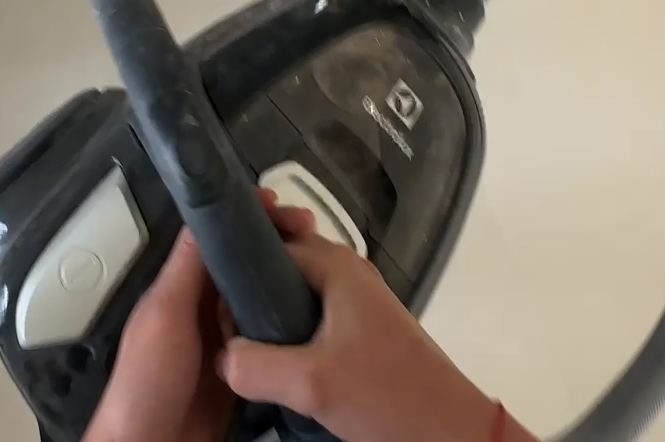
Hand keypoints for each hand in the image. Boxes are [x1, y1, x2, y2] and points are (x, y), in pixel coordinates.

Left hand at [85, 192, 317, 441]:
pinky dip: (288, 315)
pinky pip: (269, 330)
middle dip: (276, 240)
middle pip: (244, 258)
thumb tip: (205, 216)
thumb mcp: (164, 314)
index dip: (249, 215)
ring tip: (318, 264)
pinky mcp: (241, 362)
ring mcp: (224, 332)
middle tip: (310, 231)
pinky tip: (310, 310)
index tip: (279, 204)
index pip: (219, 234)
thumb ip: (186, 268)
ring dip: (285, 274)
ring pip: (260, 291)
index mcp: (183, 283)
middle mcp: (204, 302)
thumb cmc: (145, 381)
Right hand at [217, 236, 538, 441]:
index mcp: (335, 265)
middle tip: (224, 323)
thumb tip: (224, 354)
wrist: (449, 429)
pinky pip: (312, 315)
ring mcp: (356, 299)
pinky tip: (274, 360)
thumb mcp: (313, 383)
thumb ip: (258, 365)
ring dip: (271, 312)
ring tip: (243, 344)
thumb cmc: (387, 394)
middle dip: (252, 288)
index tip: (214, 298)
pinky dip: (290, 329)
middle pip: (283, 264)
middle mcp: (345, 271)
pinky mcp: (361, 328)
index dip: (240, 266)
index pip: (272, 242)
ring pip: (297, 292)